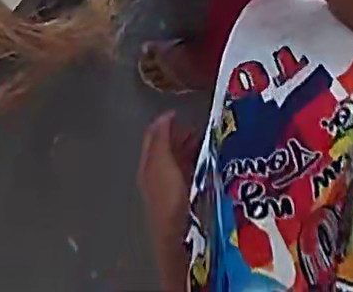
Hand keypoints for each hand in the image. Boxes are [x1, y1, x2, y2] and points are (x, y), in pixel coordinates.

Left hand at [138, 110, 193, 289]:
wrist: (177, 238)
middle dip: (181, 135)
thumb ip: (160, 137)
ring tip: (205, 144)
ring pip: (177, 161)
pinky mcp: (181, 200)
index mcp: (147, 163)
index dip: (166, 121)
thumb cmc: (167, 195)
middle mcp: (154, 174)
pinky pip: (186, 175)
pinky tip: (205, 165)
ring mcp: (167, 188)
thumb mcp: (161, 161)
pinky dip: (195, 164)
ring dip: (189, 149)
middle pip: (166, 147)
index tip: (183, 113)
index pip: (153, 134)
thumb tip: (164, 116)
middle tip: (198, 129)